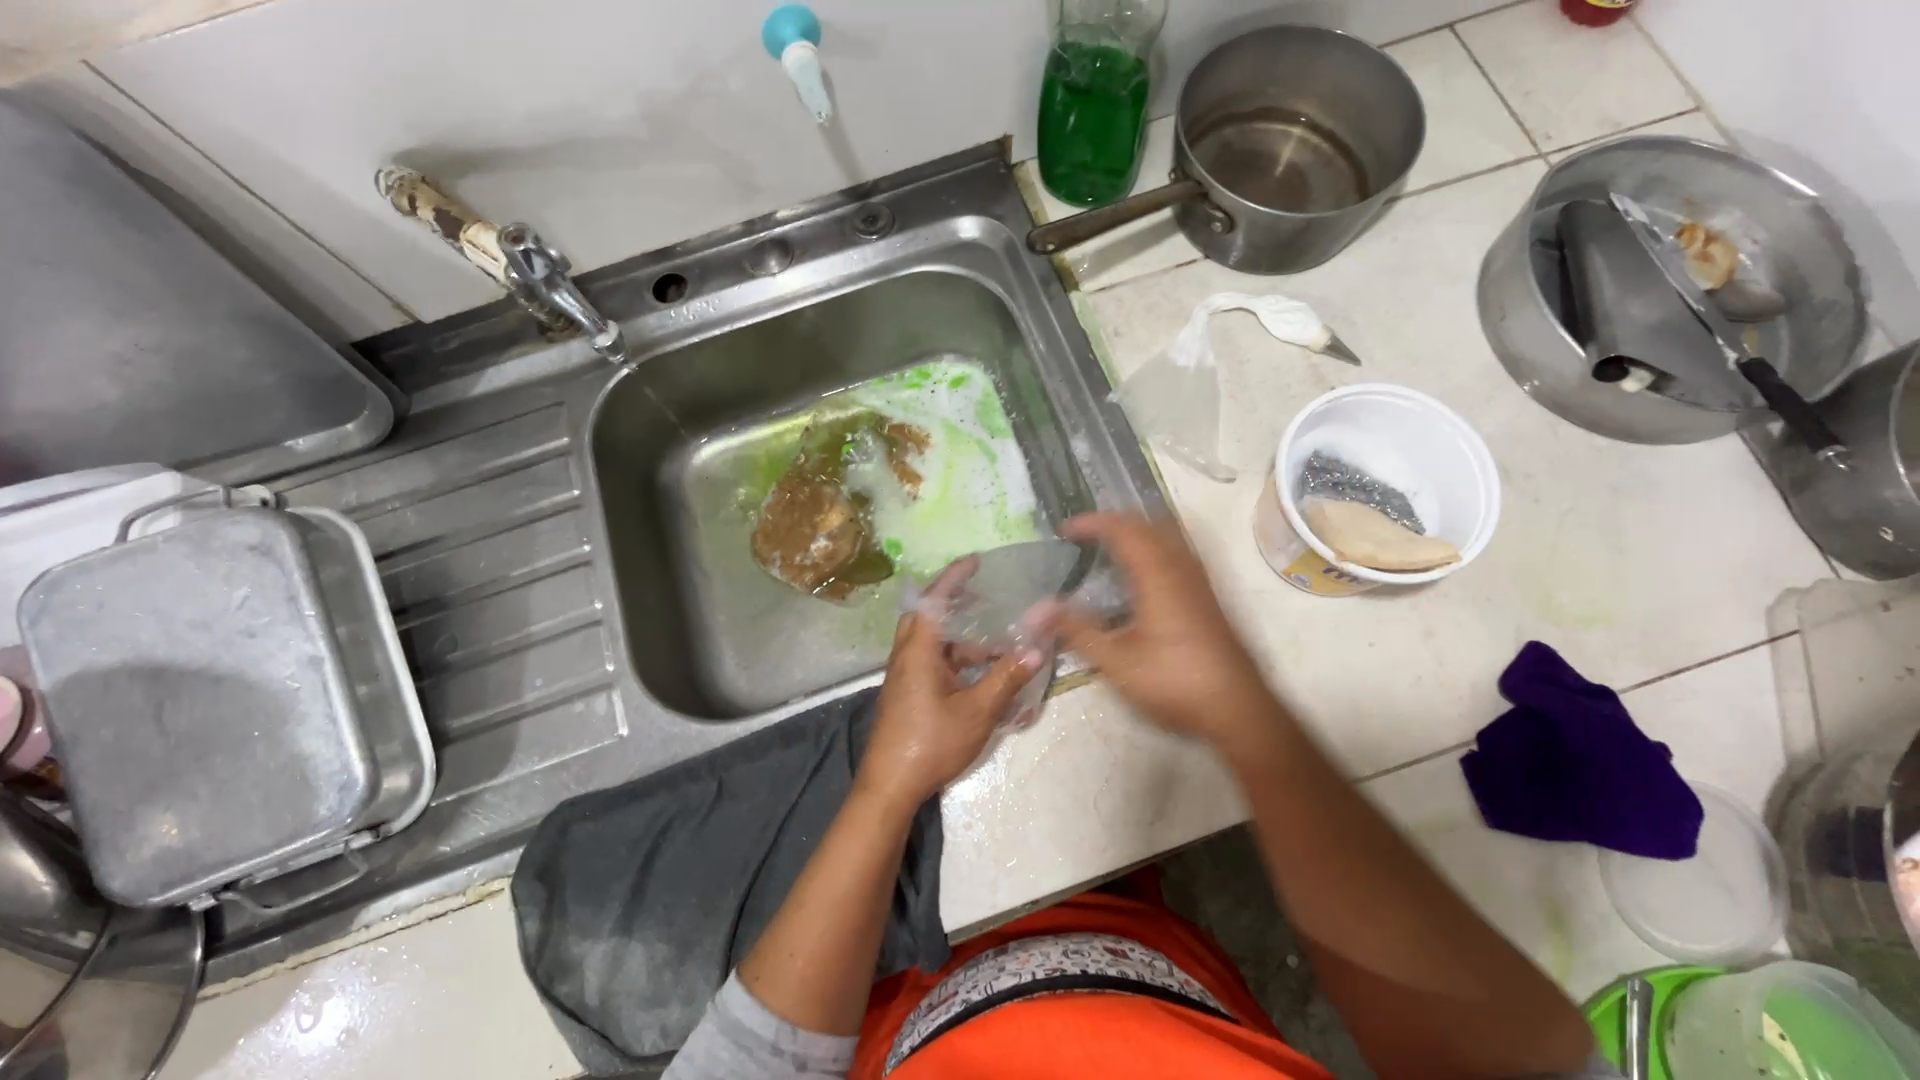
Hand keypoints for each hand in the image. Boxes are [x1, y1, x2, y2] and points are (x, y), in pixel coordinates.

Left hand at [857, 566, 1043, 811]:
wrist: (890, 786)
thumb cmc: (931, 743)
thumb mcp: (977, 711)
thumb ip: (1006, 678)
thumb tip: (1036, 650)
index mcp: (918, 651)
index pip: (934, 600)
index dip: (955, 577)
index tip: (976, 561)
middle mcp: (906, 657)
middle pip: (928, 618)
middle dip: (956, 606)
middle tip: (985, 601)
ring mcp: (904, 677)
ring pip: (933, 645)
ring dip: (962, 643)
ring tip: (998, 651)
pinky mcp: (907, 695)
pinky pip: (931, 665)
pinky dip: (955, 663)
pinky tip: (981, 681)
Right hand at [1045, 513, 1286, 754]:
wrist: (1236, 708)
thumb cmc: (1173, 681)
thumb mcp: (1116, 660)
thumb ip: (1076, 630)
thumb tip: (1036, 610)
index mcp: (1158, 575)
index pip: (1123, 529)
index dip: (1091, 523)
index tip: (1064, 530)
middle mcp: (1182, 568)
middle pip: (1148, 524)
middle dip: (1113, 522)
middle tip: (1084, 534)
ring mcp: (1199, 582)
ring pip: (1167, 538)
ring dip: (1136, 534)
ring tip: (1108, 548)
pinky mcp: (1206, 599)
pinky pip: (1177, 555)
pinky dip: (1152, 550)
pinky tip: (1138, 580)